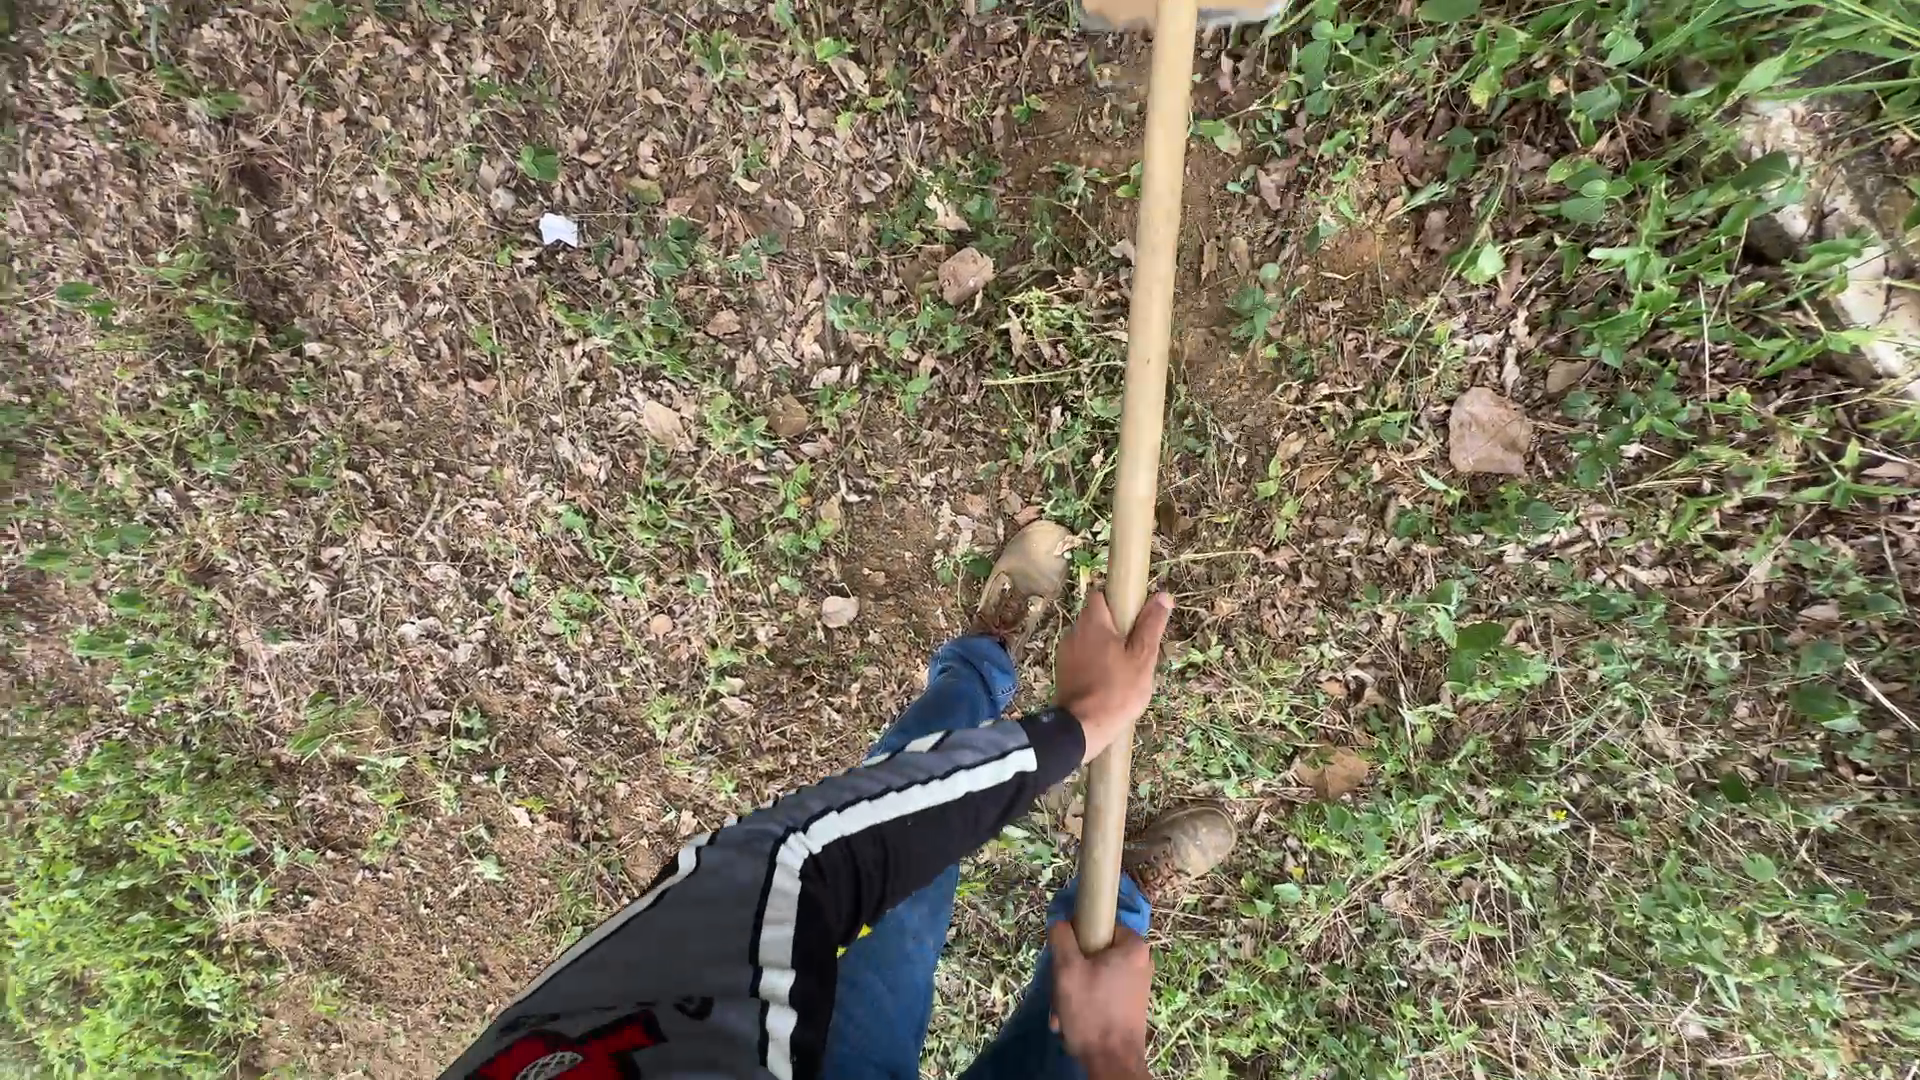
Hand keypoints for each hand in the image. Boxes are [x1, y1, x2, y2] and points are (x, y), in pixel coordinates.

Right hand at [1048, 920, 1151, 1078]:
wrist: (1112, 1065)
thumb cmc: (1092, 1011)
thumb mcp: (1067, 968)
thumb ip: (1061, 936)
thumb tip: (1061, 923)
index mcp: (1133, 946)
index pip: (1100, 923)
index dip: (1078, 937)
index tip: (1066, 956)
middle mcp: (1141, 962)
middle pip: (1095, 951)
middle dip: (1072, 971)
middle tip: (1061, 989)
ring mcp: (1137, 985)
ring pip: (1096, 974)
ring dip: (1075, 990)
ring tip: (1062, 1011)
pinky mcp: (1131, 1006)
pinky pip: (1103, 992)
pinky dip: (1086, 1003)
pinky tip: (1072, 1021)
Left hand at [1053, 591, 1172, 762]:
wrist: (1082, 726)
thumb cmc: (1117, 690)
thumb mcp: (1142, 657)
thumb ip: (1151, 625)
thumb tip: (1163, 596)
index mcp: (1092, 622)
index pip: (1098, 594)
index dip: (1116, 600)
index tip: (1132, 616)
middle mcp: (1074, 632)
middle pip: (1094, 617)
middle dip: (1113, 626)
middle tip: (1134, 647)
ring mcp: (1065, 652)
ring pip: (1088, 638)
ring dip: (1103, 645)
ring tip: (1123, 667)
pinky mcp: (1062, 670)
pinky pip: (1081, 656)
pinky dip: (1093, 661)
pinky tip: (1108, 679)